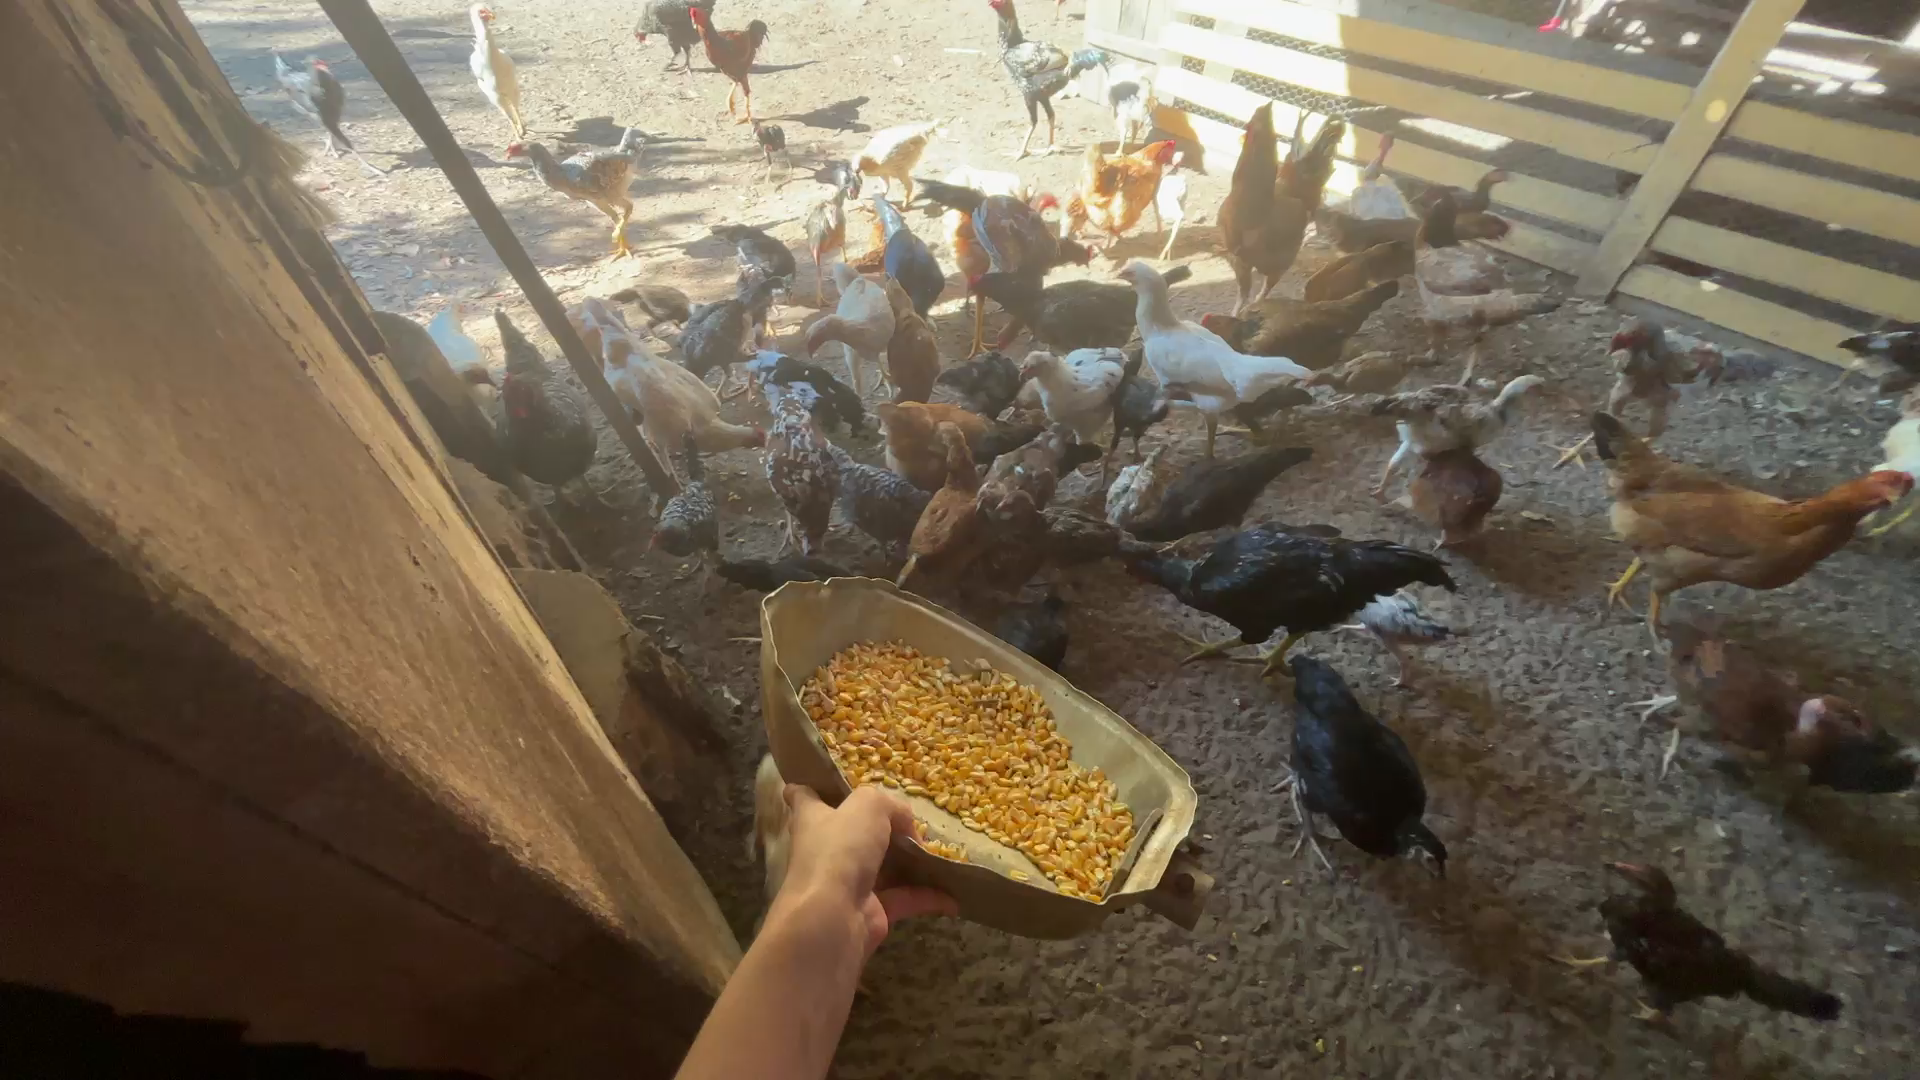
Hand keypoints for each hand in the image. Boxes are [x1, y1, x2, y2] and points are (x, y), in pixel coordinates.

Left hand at [777, 784, 957, 957]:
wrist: (833, 918)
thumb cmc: (840, 848)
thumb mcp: (869, 805)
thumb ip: (891, 806)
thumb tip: (907, 826)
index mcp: (814, 818)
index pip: (803, 797)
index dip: (810, 788)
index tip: (819, 781)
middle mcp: (827, 849)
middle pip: (849, 831)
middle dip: (876, 826)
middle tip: (907, 819)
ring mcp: (847, 882)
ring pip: (881, 866)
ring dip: (908, 862)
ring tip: (935, 851)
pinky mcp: (870, 911)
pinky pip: (903, 898)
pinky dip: (927, 896)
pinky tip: (952, 895)